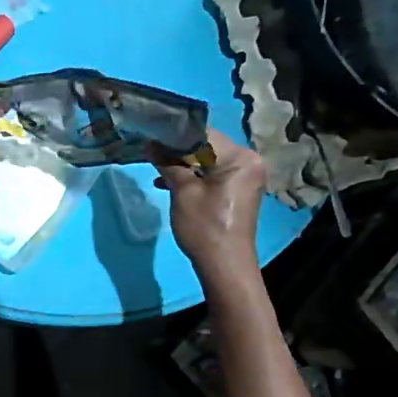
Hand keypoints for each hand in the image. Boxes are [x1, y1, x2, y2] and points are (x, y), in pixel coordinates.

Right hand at [151, 129, 266, 277]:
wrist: (224, 263)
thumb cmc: (204, 226)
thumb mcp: (183, 192)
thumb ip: (168, 164)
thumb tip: (151, 145)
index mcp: (239, 157)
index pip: (203, 133)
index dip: (174, 133)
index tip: (150, 136)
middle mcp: (248, 161)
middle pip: (207, 145)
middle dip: (177, 148)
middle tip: (150, 150)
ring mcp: (245, 175)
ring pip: (207, 159)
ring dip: (182, 162)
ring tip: (155, 165)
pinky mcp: (237, 188)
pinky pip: (212, 173)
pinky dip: (192, 175)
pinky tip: (168, 180)